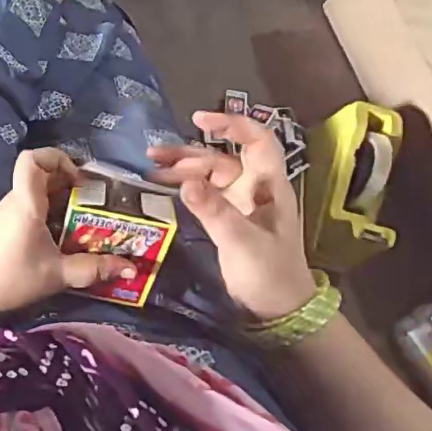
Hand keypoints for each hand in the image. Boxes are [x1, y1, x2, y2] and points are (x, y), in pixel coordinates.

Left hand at [0, 148, 135, 313]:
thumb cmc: (11, 276)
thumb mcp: (57, 274)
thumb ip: (93, 269)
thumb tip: (130, 269)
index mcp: (26, 201)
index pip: (33, 158)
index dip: (58, 159)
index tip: (79, 180)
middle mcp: (17, 199)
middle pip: (43, 173)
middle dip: (71, 182)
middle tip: (95, 202)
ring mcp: (11, 212)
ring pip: (40, 191)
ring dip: (64, 200)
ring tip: (89, 219)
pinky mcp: (10, 225)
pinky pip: (35, 207)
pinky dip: (53, 213)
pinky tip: (70, 234)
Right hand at [148, 111, 317, 319]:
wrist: (279, 311)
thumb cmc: (269, 274)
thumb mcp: (241, 242)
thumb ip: (214, 211)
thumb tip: (185, 182)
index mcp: (269, 187)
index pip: (256, 141)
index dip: (231, 124)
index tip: (199, 119)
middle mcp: (255, 190)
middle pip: (223, 159)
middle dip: (190, 153)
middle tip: (154, 155)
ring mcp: (242, 205)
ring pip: (211, 177)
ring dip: (184, 170)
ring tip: (152, 169)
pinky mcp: (229, 221)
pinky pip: (206, 196)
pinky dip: (187, 189)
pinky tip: (167, 189)